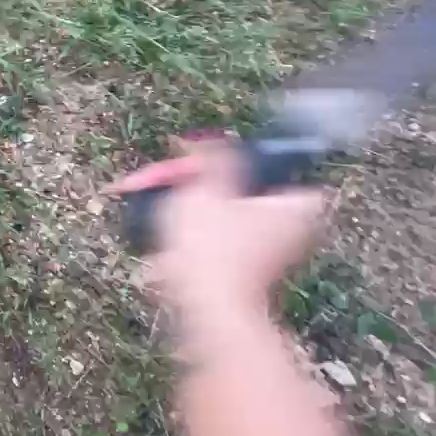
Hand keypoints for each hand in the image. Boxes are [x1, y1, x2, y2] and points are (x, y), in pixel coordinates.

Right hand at [109, 138, 327, 316]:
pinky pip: (214, 223)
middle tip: (155, 177)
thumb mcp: (207, 188)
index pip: (280, 168)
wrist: (206, 300)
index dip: (243, 156)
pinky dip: (186, 216)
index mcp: (294, 206)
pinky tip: (155, 216)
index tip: (202, 155)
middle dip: (189, 175)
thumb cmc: (212, 242)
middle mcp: (288, 224)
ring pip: (219, 202)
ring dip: (180, 193)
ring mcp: (265, 244)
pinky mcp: (242, 258)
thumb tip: (222, 136)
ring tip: (141, 192)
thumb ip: (216, 158)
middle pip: (238, 182)